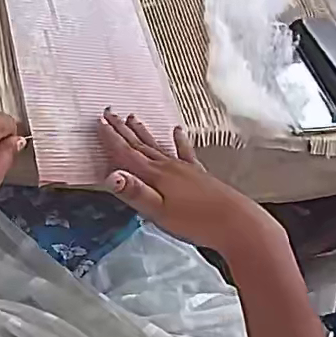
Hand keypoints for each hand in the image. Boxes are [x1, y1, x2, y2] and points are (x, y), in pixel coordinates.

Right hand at [98, 110, 283, 254]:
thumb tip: (110, 176)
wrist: (236, 223)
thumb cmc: (196, 222)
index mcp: (155, 176)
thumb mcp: (158, 212)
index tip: (99, 123)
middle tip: (109, 112)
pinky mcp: (198, 174)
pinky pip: (184, 152)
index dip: (111, 139)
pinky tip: (177, 131)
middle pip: (140, 145)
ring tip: (133, 117)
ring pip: (158, 145)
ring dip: (143, 132)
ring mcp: (184, 169)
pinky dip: (178, 141)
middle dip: (122, 129)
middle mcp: (168, 167)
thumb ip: (135, 193)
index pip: (127, 154)